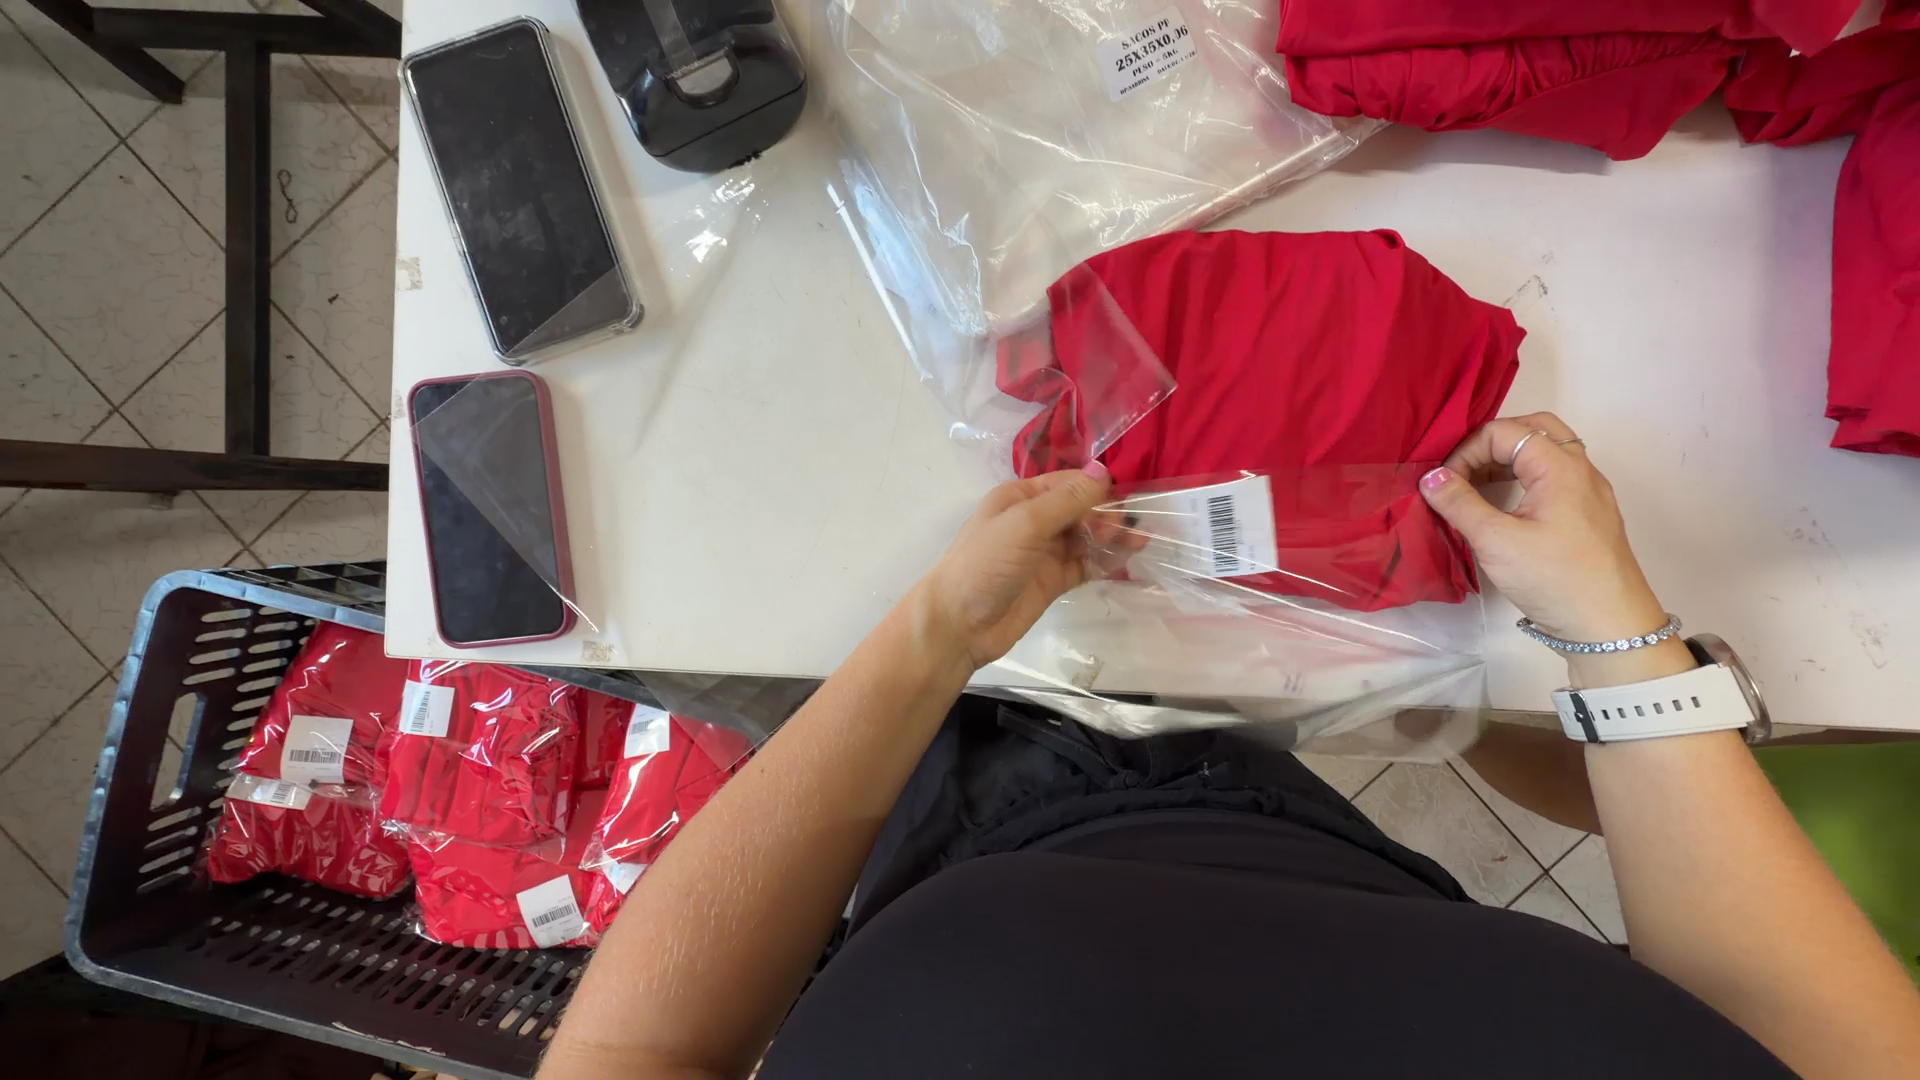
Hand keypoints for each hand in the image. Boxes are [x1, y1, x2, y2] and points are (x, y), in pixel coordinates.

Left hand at [921, 465, 1111, 668]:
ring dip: (1112, 537)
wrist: (959, 624)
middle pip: (1080, 509)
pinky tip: (1126, 561)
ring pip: (1086, 538)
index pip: (1068, 483)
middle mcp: (1032, 520)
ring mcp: (1043, 553)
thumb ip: (1067, 500)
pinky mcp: (1052, 582)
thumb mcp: (1026, 523)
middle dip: (1108, 514)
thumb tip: (1102, 472)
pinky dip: (1104, 562)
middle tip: (1130, 528)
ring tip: (1141, 542)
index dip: (1097, 487)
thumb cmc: (986, 563)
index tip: (1128, 496)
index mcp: (1020, 497)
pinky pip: (1084, 565)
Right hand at [1418, 413, 1693, 685]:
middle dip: (1490, 443)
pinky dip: (1519, 477)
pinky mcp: (1584, 512)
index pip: (1505, 432)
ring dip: (1504, 459)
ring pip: (1544, 451)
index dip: (1467, 451)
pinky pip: (1550, 475)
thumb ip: (1459, 503)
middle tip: (1461, 471)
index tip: (1446, 485)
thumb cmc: (1552, 578)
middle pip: (1534, 429)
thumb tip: (1429, 477)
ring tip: (1472, 487)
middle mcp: (1579, 470)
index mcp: (1560, 468)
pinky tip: (1498, 504)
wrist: (1608, 625)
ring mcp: (1585, 491)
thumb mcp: (1496, 541)